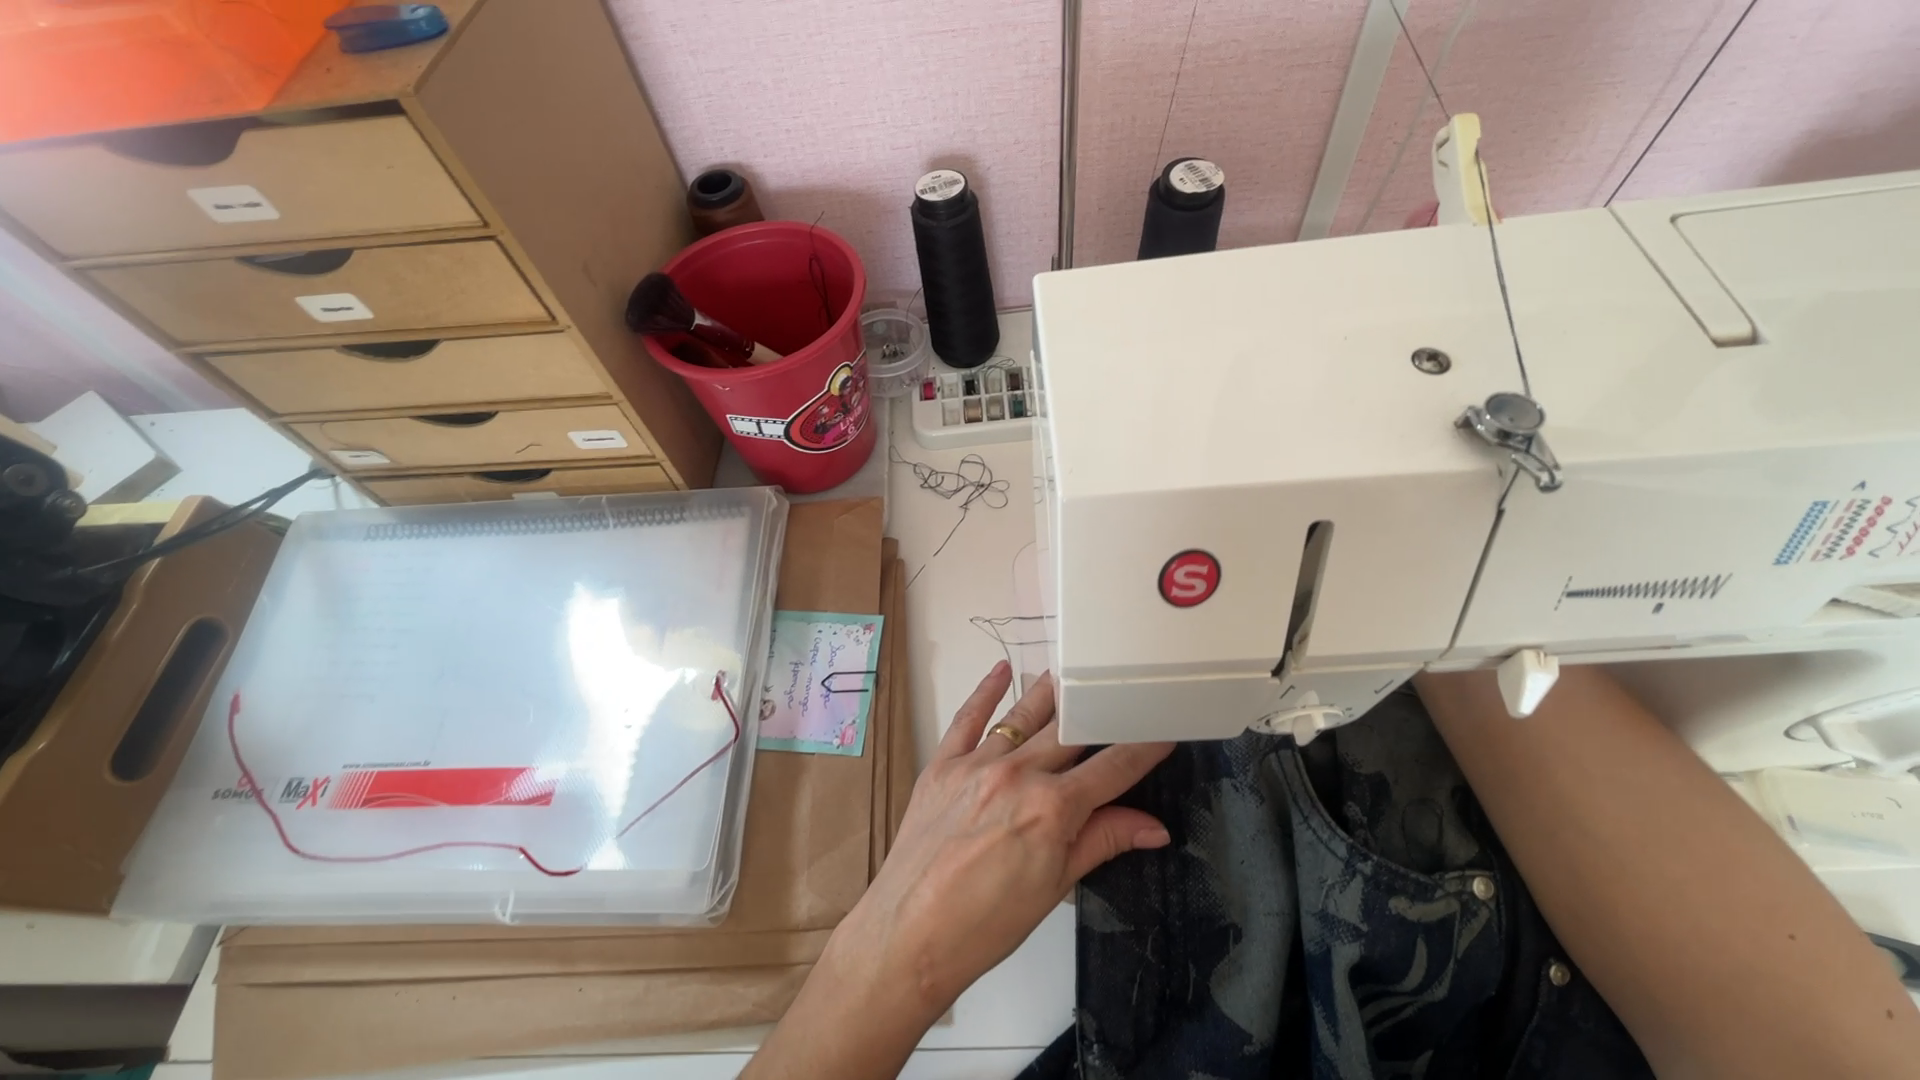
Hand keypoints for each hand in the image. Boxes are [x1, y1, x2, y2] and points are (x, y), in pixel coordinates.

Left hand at [841, 661, 1173, 1013]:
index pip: (1113, 767)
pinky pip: (967, 719)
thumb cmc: (983, 923)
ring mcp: (976, 766)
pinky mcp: (942, 766)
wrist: (909, 935)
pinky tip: (1001, 670)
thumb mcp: (1055, 886)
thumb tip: (1153, 828)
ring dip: (1050, 694)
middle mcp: (1017, 775)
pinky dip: (985, 692)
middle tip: (1120, 694)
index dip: (1144, 746)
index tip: (1163, 728)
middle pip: (1070, 733)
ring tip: (1070, 673)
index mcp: (1052, 808)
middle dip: (1100, 713)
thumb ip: (1102, 841)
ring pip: (1024, 717)